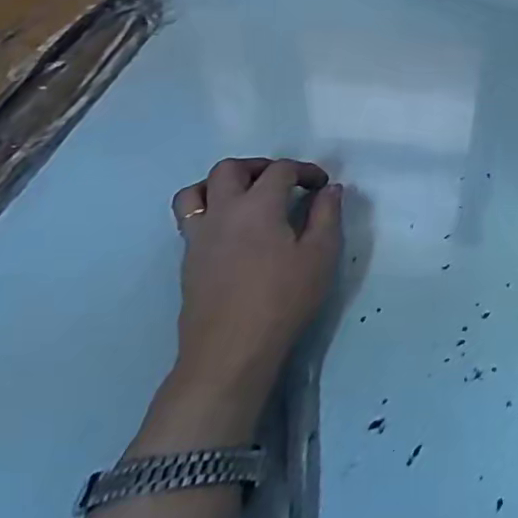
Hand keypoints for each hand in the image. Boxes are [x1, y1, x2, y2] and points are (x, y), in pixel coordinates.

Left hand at [169, 158, 342, 402]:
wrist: (231, 351)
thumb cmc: (284, 298)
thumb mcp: (321, 254)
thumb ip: (327, 215)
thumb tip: (329, 190)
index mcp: (258, 206)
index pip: (280, 170)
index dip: (305, 170)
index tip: (322, 186)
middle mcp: (222, 213)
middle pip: (229, 169)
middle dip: (260, 167)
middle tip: (284, 182)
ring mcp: (198, 237)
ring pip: (195, 191)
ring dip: (221, 184)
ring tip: (247, 197)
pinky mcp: (188, 260)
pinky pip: (189, 219)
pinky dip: (209, 210)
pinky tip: (234, 230)